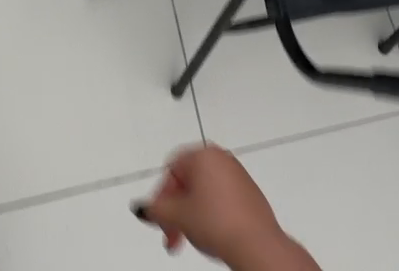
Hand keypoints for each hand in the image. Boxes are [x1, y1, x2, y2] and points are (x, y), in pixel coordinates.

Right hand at [134, 145, 314, 270]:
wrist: (256, 244)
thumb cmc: (215, 222)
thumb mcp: (176, 215)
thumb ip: (155, 208)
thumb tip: (142, 207)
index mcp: (202, 154)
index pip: (171, 169)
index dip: (161, 196)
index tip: (160, 220)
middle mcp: (221, 158)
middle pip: (187, 181)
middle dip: (176, 209)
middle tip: (172, 235)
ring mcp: (237, 174)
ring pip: (204, 191)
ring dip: (191, 213)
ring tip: (191, 236)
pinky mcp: (250, 192)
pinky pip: (221, 198)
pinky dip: (211, 212)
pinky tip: (211, 232)